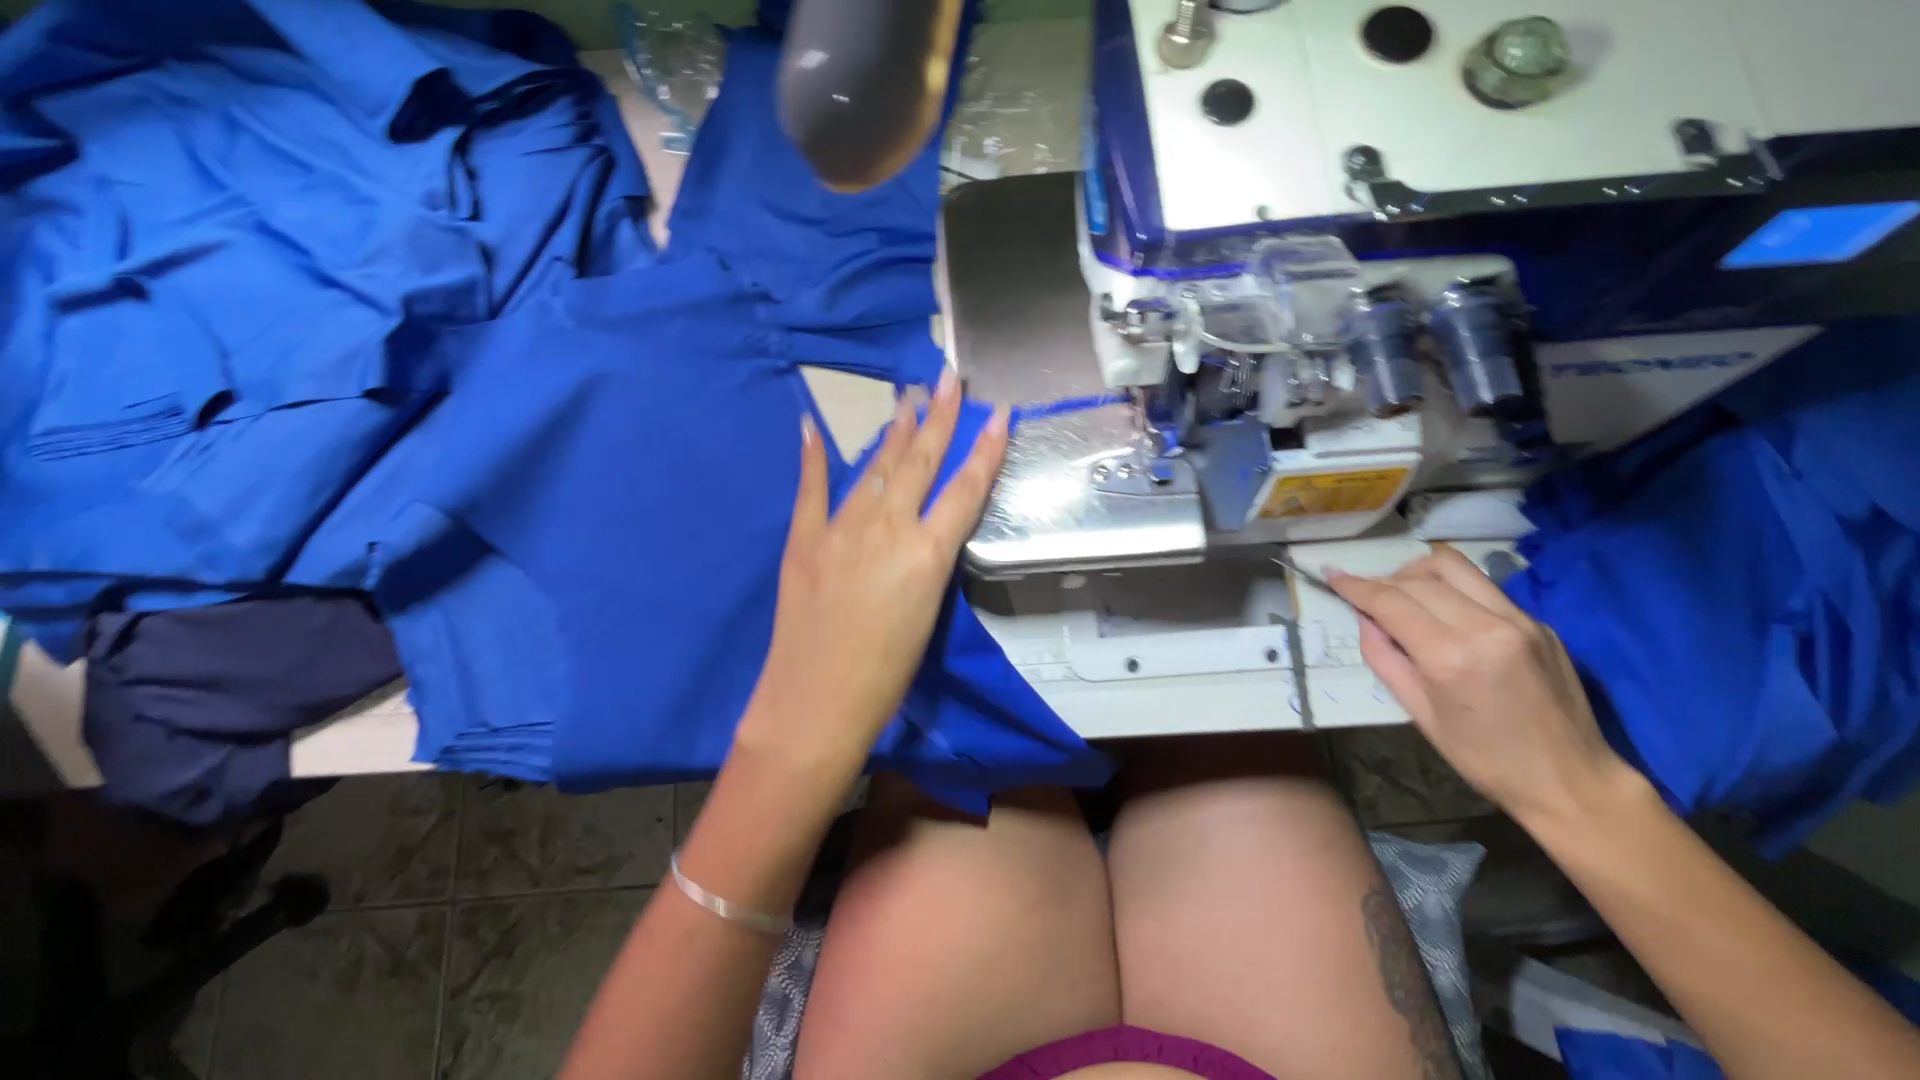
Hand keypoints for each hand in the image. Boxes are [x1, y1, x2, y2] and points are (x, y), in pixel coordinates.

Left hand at [738, 371, 1008, 768]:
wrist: (818, 702)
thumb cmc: (886, 676)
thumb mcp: (928, 615)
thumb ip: (929, 563)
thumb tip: (928, 531)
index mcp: (927, 554)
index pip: (965, 490)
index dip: (985, 450)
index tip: (999, 413)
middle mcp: (887, 529)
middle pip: (920, 462)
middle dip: (938, 417)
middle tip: (948, 377)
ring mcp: (841, 529)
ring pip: (875, 468)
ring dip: (892, 430)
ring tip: (906, 396)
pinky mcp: (804, 539)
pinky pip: (811, 489)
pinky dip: (813, 456)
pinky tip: (811, 424)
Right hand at [1328, 548, 1635, 825]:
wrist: (1570, 778)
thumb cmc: (1484, 759)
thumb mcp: (1420, 714)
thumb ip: (1386, 659)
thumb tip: (1366, 620)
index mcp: (1451, 656)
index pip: (1392, 601)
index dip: (1356, 586)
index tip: (1333, 576)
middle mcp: (1487, 625)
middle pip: (1419, 579)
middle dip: (1383, 581)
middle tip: (1365, 595)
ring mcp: (1519, 619)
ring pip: (1454, 567)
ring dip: (1418, 572)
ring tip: (1403, 592)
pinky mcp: (1538, 622)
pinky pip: (1484, 588)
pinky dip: (1453, 590)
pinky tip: (1445, 613)